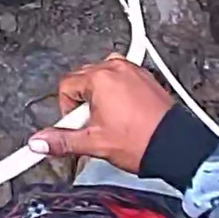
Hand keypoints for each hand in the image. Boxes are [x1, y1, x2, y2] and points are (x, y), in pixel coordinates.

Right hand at [28, 55, 173, 172]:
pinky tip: (125, 113)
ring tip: (111, 119)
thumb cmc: (143, 143)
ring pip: (101, 77)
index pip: (66, 86)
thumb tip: (39, 142)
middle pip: (82, 79)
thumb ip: (62, 140)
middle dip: (83, 102)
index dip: (67, 109)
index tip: (78, 124)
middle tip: (95, 124)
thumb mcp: (95, 144)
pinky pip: (121, 78)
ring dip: (100, 94)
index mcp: (99, 78)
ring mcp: (132, 71)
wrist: (179, 149)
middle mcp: (115, 67)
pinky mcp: (145, 77)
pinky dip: (118, 91)